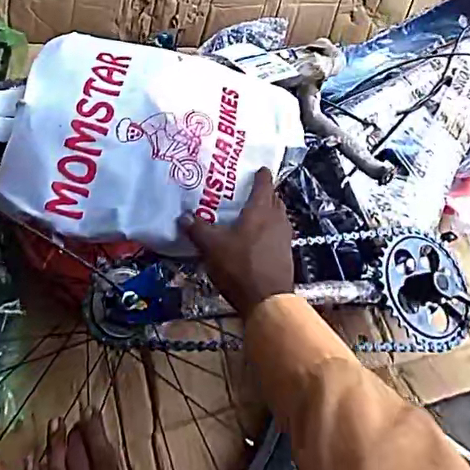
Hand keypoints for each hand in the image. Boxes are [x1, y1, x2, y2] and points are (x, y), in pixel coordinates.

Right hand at [183, 167, 293, 315]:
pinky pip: (277, 233)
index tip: (257, 167)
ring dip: (267, 211)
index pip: (265, 183)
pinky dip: (268, 229)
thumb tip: (183, 216)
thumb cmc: (240, 266)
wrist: (267, 302)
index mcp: (261, 210)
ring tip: (249, 213)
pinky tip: (254, 237)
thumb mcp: (212, 246)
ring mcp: (284, 238)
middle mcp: (277, 220)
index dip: (261, 174)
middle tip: (247, 190)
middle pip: (274, 198)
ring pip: (277, 216)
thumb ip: (197, 229)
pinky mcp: (286, 255)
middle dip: (264, 192)